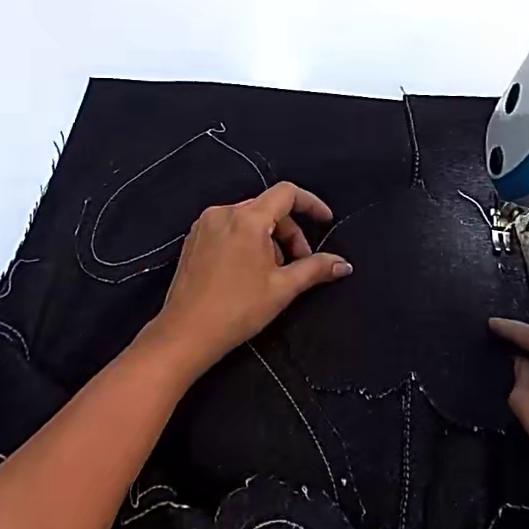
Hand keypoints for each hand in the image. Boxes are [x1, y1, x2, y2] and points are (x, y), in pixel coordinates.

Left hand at [148, 183, 350, 373]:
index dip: (311, 203)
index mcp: (247, 219)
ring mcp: (205, 225)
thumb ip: (315, 268)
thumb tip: (343, 264)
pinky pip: (230, 228)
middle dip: (290, 232)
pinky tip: (250, 271)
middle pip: (269, 208)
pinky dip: (247, 241)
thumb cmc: (236, 310)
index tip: (325, 220)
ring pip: (249, 219)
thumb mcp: (283, 288)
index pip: (286, 193)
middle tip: (300, 263)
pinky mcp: (193, 240)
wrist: (185, 335)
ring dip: (269, 239)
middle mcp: (223, 213)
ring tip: (274, 272)